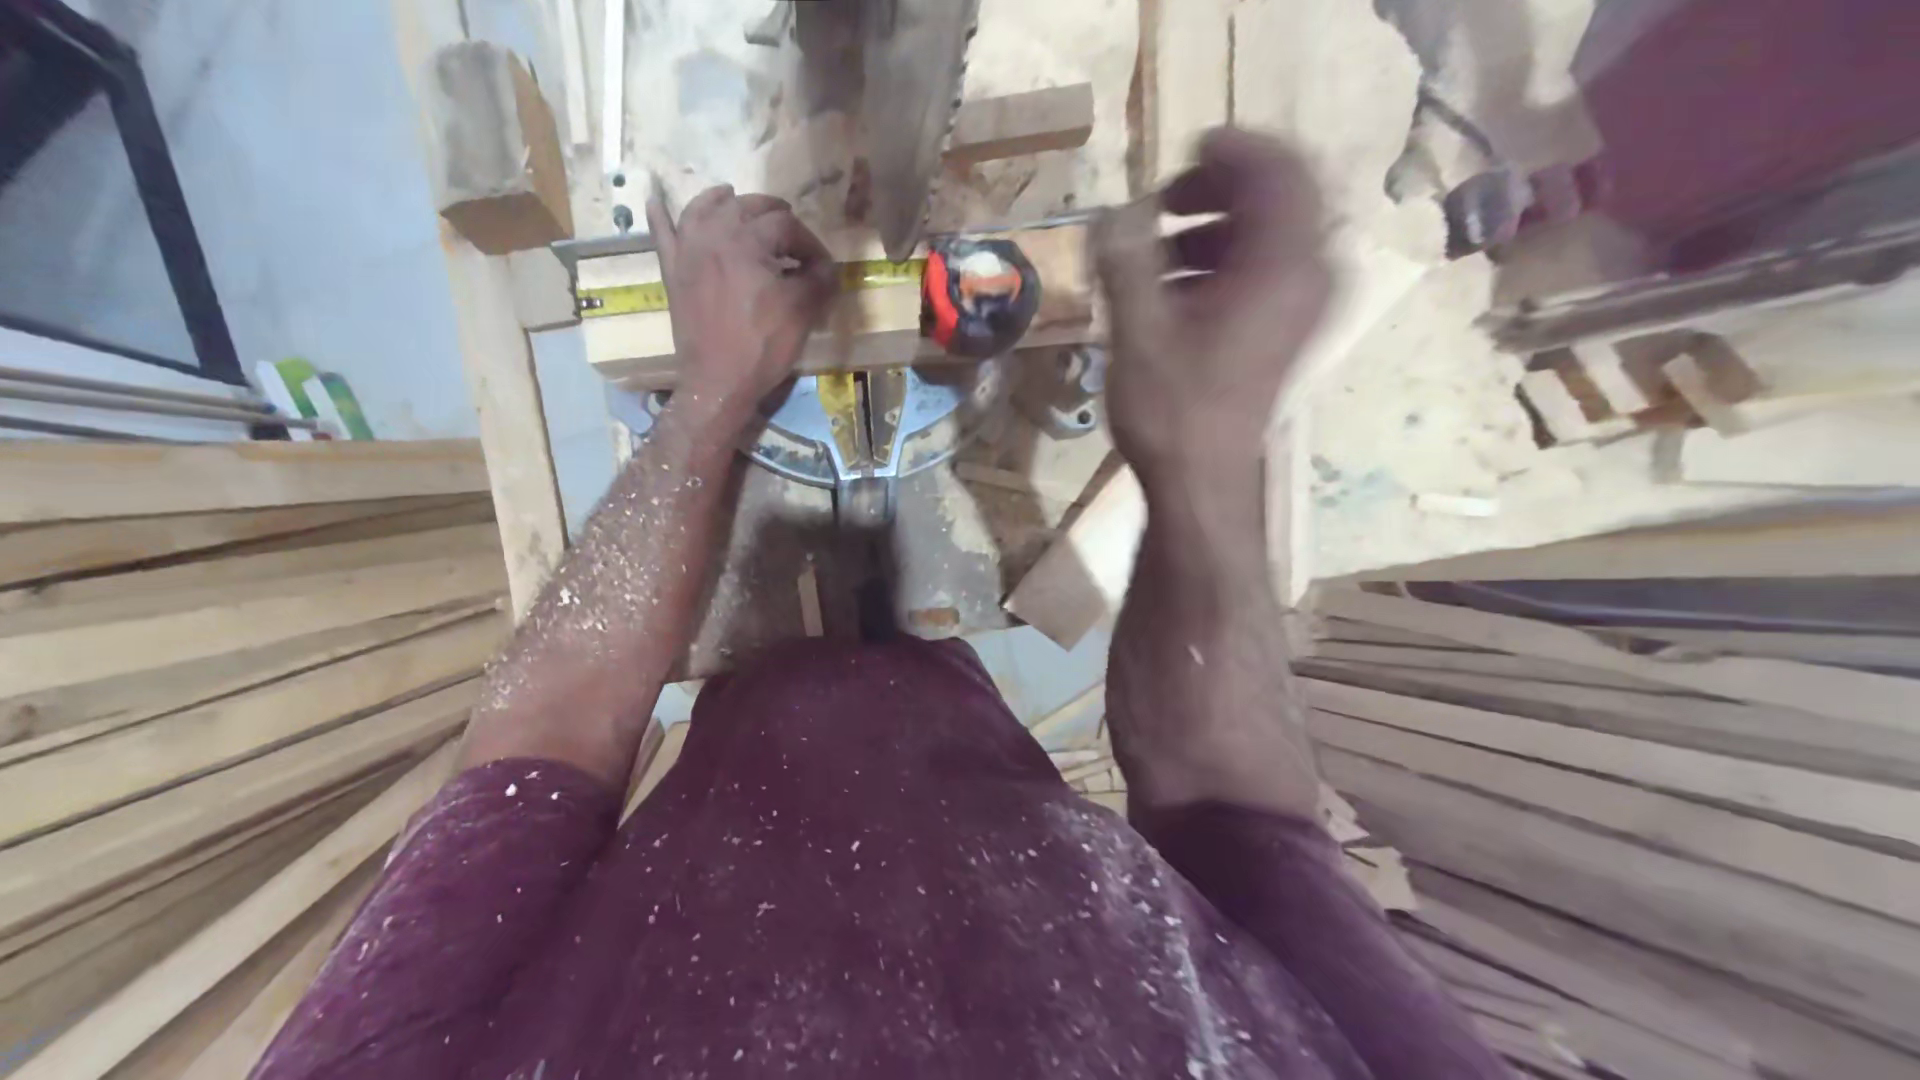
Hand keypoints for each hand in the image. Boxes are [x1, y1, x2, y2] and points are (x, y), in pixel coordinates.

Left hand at [648, 184, 837, 413]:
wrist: (718, 381)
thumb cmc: (762, 347)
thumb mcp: (801, 313)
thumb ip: (818, 281)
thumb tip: (827, 266)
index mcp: (747, 243)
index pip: (785, 225)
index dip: (809, 243)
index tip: (823, 266)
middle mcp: (713, 236)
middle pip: (746, 207)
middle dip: (773, 214)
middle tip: (791, 232)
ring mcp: (687, 252)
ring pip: (703, 209)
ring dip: (722, 199)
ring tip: (734, 195)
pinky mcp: (673, 272)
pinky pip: (661, 234)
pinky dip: (659, 214)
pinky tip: (655, 198)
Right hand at [1093, 129, 1331, 484]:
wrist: (1202, 483)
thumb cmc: (1173, 411)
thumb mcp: (1138, 332)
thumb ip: (1125, 261)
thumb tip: (1110, 213)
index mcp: (1282, 268)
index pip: (1281, 172)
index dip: (1233, 150)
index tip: (1183, 154)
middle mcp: (1307, 280)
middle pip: (1279, 199)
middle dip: (1219, 189)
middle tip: (1163, 203)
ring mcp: (1299, 310)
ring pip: (1268, 238)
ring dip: (1214, 229)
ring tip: (1157, 251)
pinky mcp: (1282, 334)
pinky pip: (1262, 274)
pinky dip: (1221, 264)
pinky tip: (1173, 291)